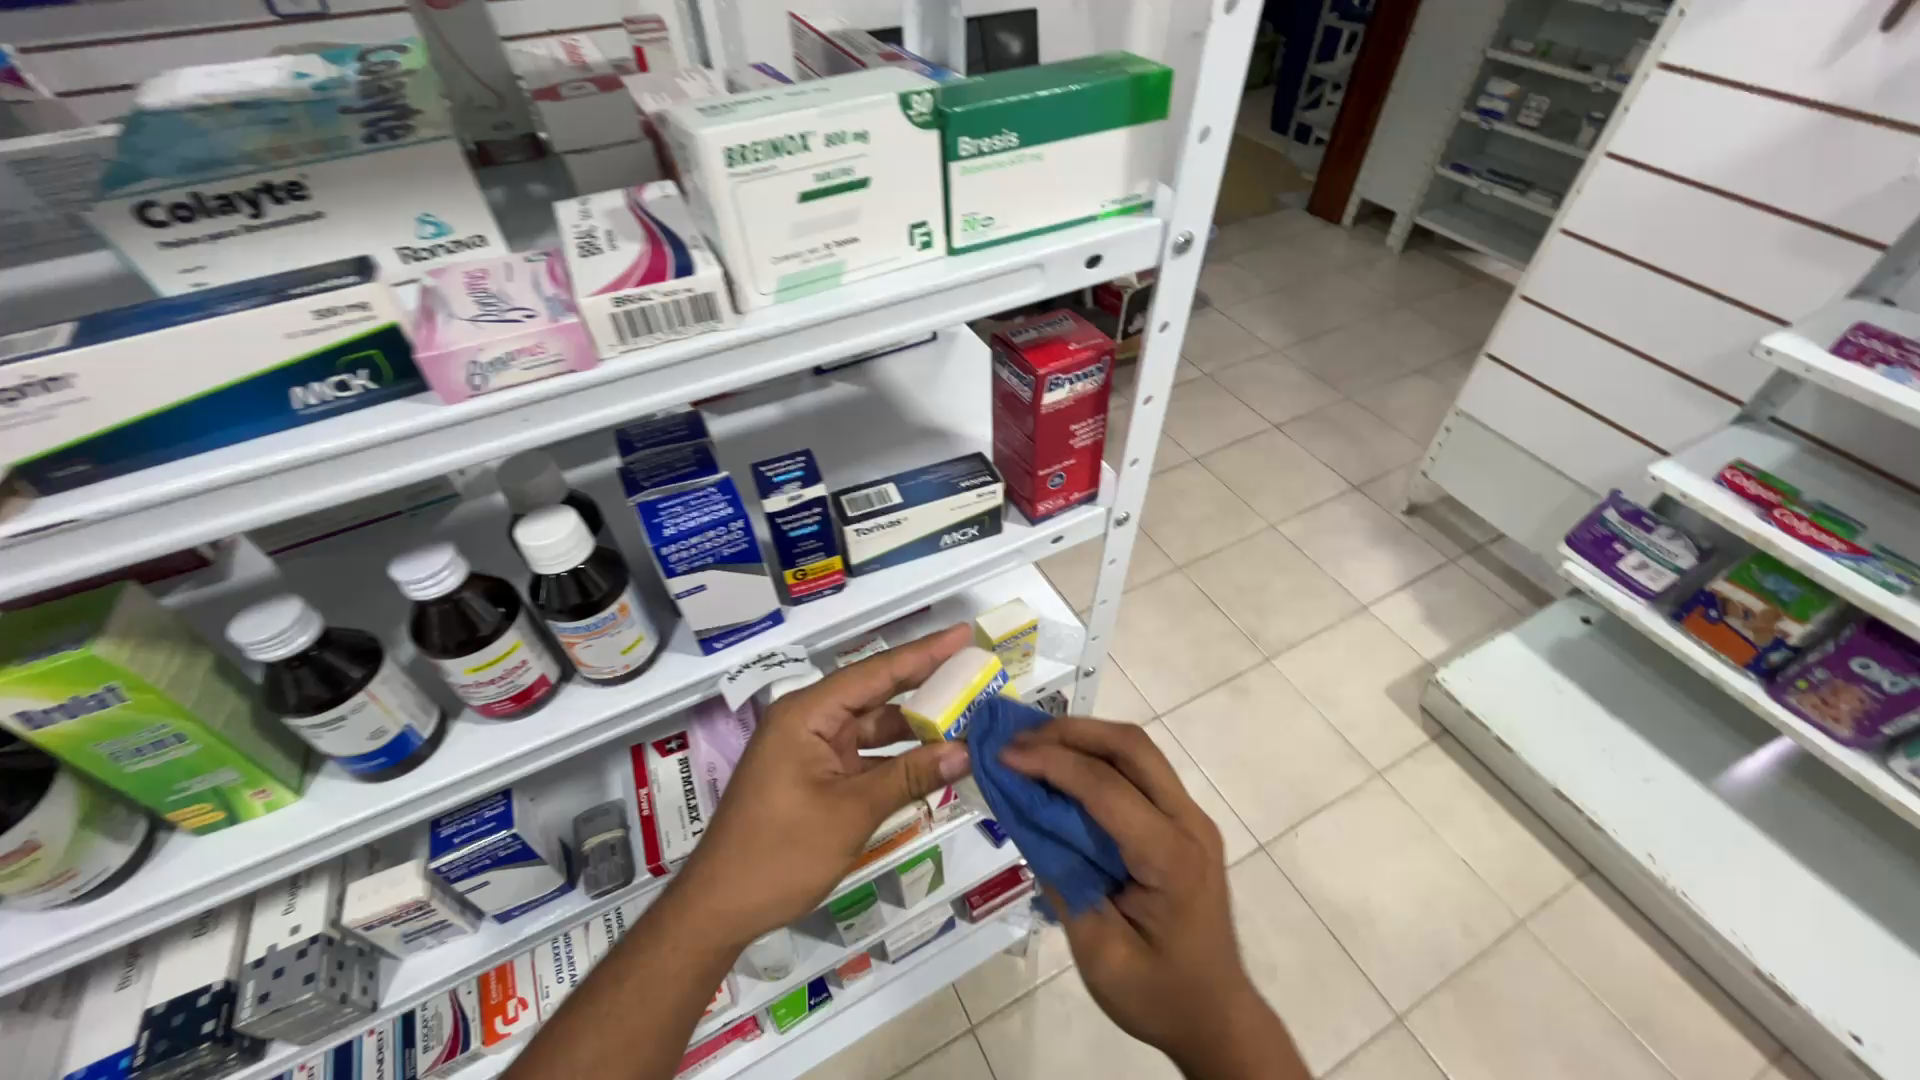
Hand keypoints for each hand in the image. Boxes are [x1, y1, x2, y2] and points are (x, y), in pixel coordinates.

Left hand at [670, 625, 973, 948]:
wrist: (722, 907)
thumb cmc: (781, 852)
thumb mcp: (852, 811)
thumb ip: (910, 776)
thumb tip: (966, 751)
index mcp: (807, 713)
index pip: (875, 672)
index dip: (923, 653)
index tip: (963, 634)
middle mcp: (809, 721)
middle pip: (876, 695)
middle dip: (926, 686)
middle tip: (975, 670)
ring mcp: (812, 750)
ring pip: (874, 728)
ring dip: (916, 728)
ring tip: (968, 715)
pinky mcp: (816, 777)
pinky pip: (865, 757)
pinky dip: (898, 759)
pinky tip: (935, 759)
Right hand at [1000, 717, 1301, 1077]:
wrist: (1216, 1016)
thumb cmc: (1157, 994)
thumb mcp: (1098, 951)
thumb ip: (1063, 879)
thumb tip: (1024, 818)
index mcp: (1171, 856)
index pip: (1106, 787)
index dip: (1052, 763)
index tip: (1003, 755)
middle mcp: (1189, 822)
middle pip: (1131, 747)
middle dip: (1070, 732)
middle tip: (1016, 737)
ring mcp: (1191, 818)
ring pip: (1137, 750)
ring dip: (1084, 738)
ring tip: (1032, 744)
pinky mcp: (1183, 823)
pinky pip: (1140, 771)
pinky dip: (1098, 757)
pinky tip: (1063, 767)